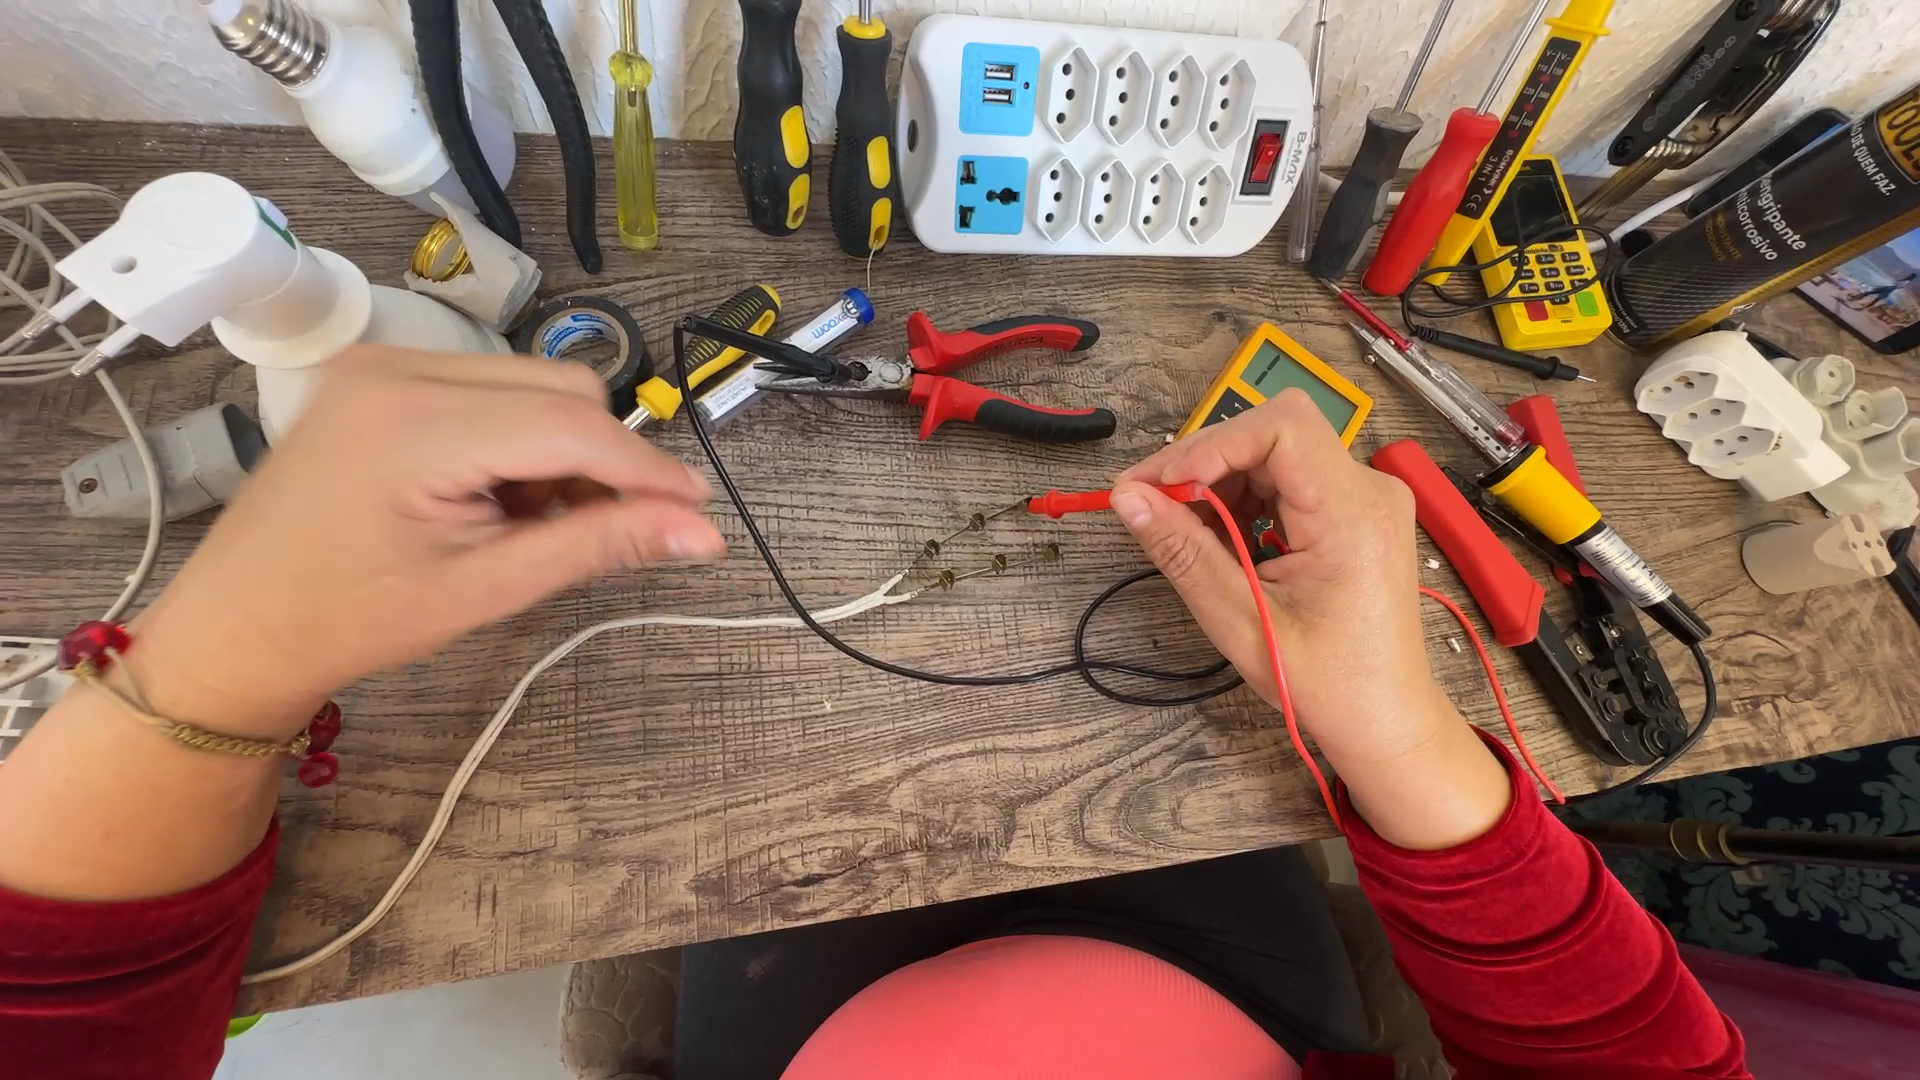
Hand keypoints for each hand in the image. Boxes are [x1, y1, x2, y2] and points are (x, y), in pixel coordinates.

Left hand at [129, 347, 725, 738]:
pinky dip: (531, 440)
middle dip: (602, 460)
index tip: (697, 512)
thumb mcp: (492, 588)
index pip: (573, 426)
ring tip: (531, 517)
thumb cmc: (356, 619)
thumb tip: (703, 532)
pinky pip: (504, 389)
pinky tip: (502, 492)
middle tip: (587, 529)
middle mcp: (400, 366)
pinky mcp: (389, 374)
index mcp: (413, 422)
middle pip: (567, 390)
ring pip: (543, 385)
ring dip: (568, 451)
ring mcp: (389, 362)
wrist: (238, 626)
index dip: (648, 468)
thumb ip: (603, 545)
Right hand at [1114, 390, 1510, 846]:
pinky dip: (1238, 499)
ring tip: (1177, 526)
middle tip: (1145, 500)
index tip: (1159, 486)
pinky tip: (1215, 535)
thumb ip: (1182, 552)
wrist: (1386, 721)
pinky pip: (1282, 482)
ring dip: (1215, 481)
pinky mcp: (1348, 512)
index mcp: (1352, 514)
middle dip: (1201, 461)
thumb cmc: (1324, 683)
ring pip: (1270, 455)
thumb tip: (1126, 499)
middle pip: (1271, 435)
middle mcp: (1366, 490)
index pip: (1283, 428)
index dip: (1212, 444)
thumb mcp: (1240, 619)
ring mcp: (1361, 498)